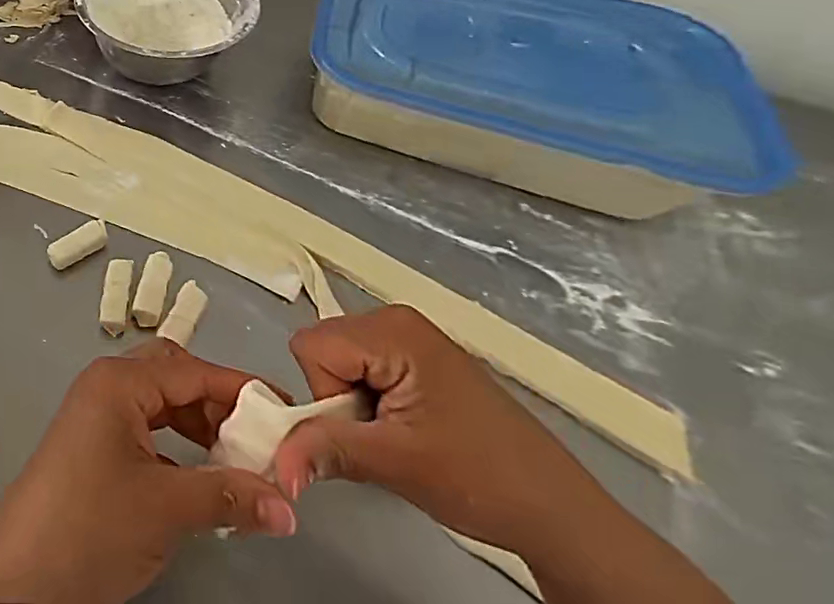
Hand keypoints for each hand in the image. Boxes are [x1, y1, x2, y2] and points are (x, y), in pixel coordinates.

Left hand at [0, 341, 296, 603]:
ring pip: (164, 404)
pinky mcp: (97, 442)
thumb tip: (286, 505)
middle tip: (262, 441)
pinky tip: (206, 479)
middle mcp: (108, 385)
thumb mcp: (167, 508)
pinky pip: (150, 429)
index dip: (243, 391)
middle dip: (221, 406)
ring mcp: (100, 413)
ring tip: (241, 465)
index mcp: (119, 382)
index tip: (288, 415)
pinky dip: (181, 447)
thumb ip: (230, 496)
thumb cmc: (91, 524)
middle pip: (178, 378)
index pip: (194, 371)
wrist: (22, 569)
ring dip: (203, 428)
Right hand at [273, 305, 609, 554]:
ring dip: (350, 403)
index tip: (361, 427)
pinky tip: (401, 429)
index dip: (323, 392)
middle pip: (322, 349)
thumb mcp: (396, 464)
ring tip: (395, 436)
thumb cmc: (484, 478)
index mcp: (392, 330)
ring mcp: (408, 337)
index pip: (311, 347)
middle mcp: (395, 320)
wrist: (557, 512)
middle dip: (335, 397)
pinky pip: (359, 368)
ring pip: (336, 361)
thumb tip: (276, 464)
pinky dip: (366, 401)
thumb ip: (326, 450)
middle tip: (380, 435)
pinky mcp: (416, 358)